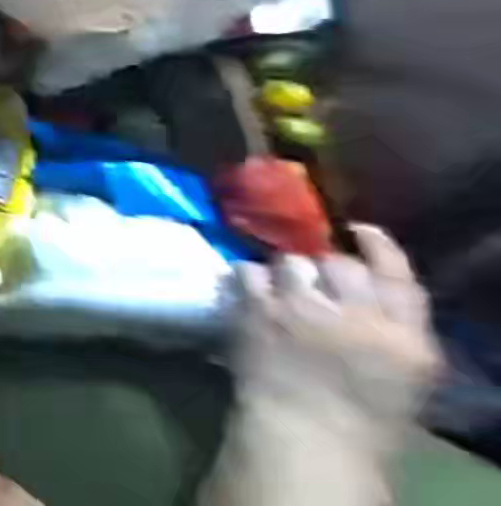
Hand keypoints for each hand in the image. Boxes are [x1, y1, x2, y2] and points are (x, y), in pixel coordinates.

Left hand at [231, 225, 441, 435]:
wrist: (310, 429)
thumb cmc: (365, 415)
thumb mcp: (404, 374)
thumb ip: (388, 329)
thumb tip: (364, 295)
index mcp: (410, 339)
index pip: (398, 278)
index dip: (378, 248)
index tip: (360, 229)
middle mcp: (359, 315)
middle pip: (338, 263)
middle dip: (323, 267)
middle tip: (311, 283)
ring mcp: (303, 307)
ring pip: (290, 262)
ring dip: (284, 272)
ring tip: (280, 292)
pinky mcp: (258, 307)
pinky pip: (248, 270)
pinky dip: (248, 277)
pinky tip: (249, 291)